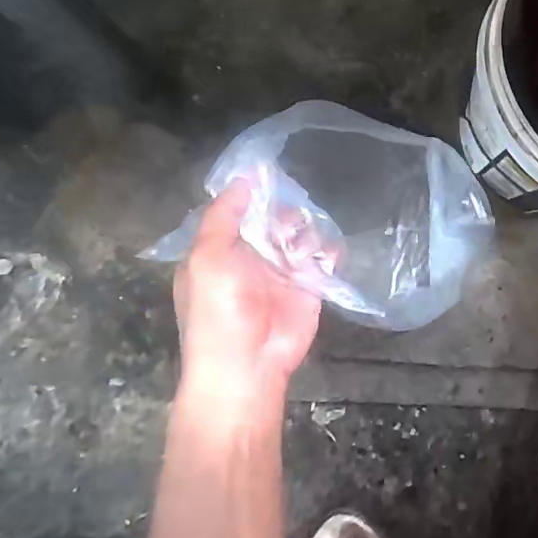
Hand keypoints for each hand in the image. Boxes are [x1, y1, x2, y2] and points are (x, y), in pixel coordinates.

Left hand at [172, 179, 322, 405]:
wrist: (248, 363)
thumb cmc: (218, 311)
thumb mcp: (207, 259)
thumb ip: (223, 217)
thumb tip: (244, 179)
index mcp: (221, 250)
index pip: (238, 211)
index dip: (253, 193)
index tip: (270, 174)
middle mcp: (252, 257)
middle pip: (275, 219)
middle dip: (285, 213)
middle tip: (287, 223)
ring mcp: (283, 271)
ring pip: (302, 234)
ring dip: (306, 233)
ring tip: (300, 251)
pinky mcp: (311, 285)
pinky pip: (326, 257)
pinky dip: (329, 251)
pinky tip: (323, 258)